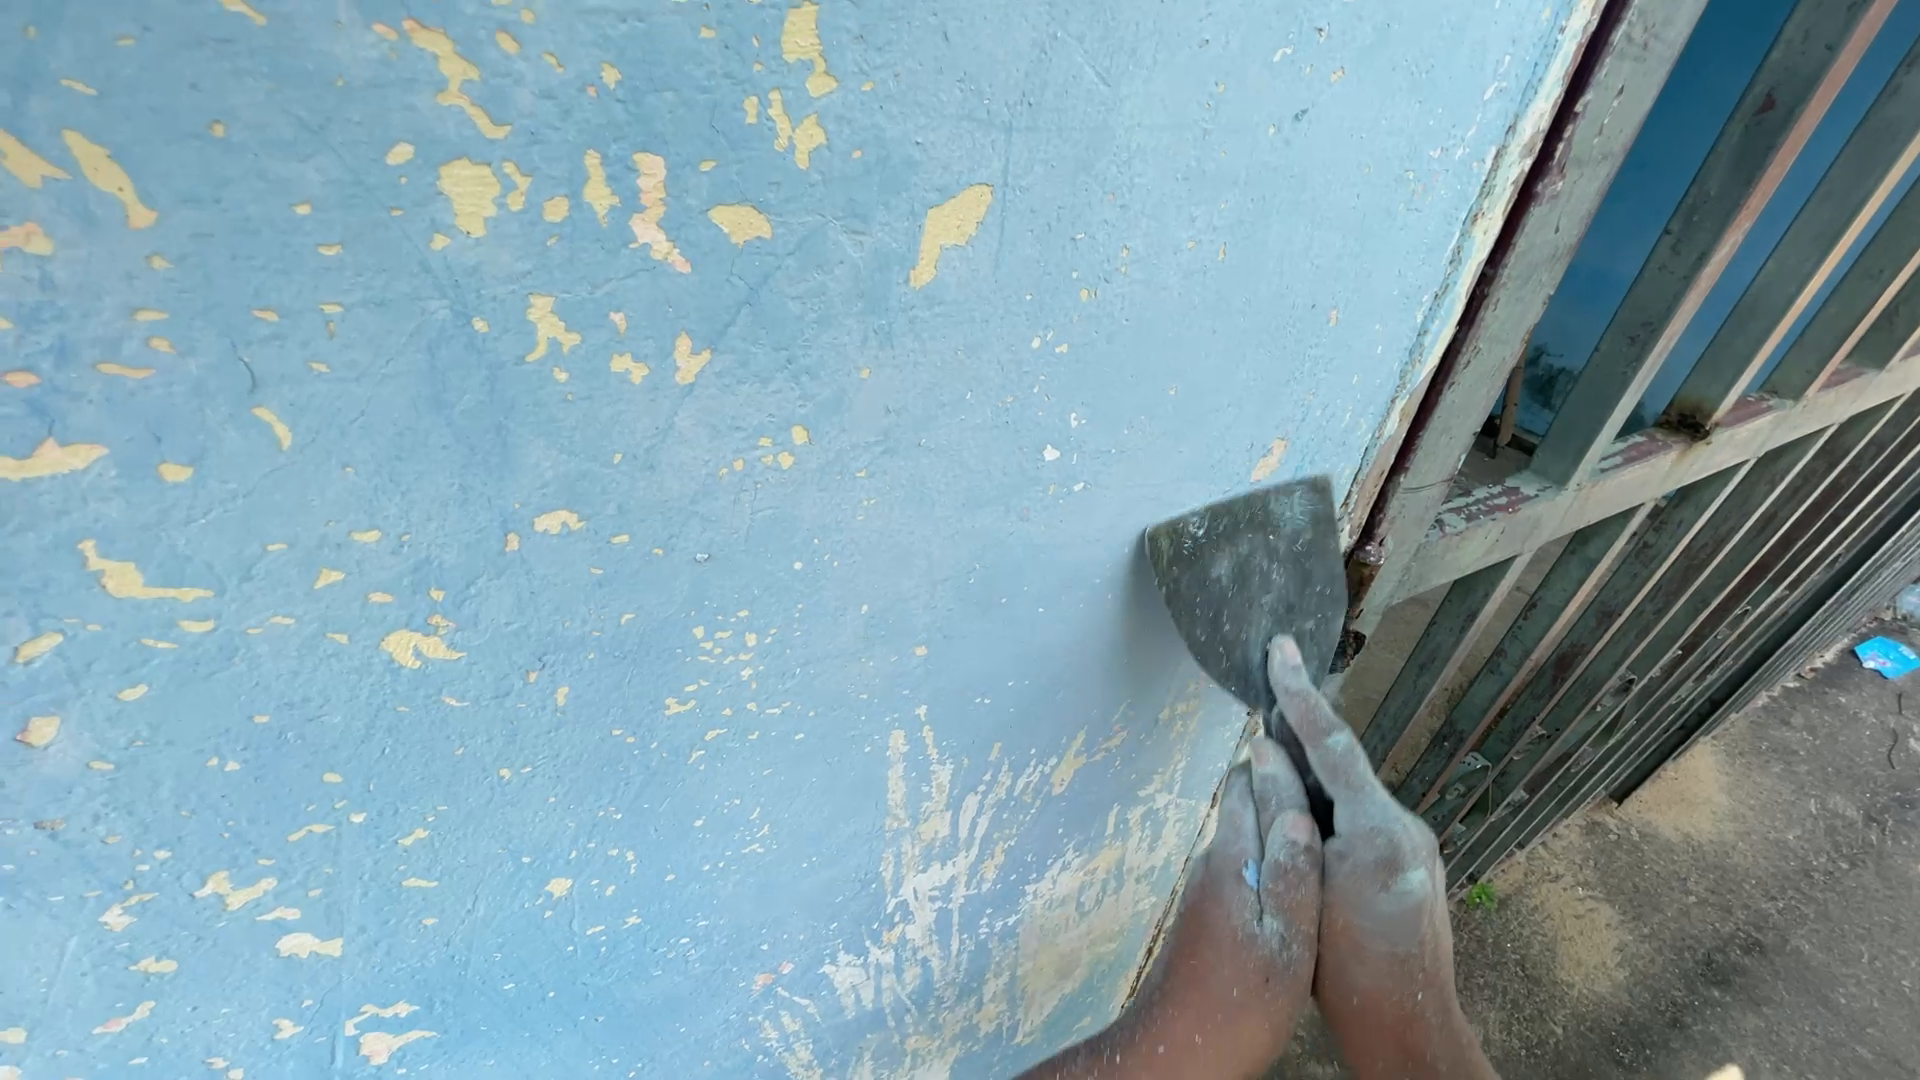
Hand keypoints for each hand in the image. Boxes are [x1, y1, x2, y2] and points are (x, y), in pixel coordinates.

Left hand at [1018, 735, 1321, 1079]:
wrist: (1179, 1044)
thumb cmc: (1239, 1001)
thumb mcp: (1284, 945)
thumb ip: (1292, 875)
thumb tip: (1299, 812)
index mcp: (1232, 859)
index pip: (1252, 787)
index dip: (1276, 757)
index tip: (1299, 724)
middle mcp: (1213, 859)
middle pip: (1242, 801)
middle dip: (1272, 777)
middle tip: (1318, 766)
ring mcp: (1206, 882)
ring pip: (1241, 829)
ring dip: (1270, 812)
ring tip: (1315, 809)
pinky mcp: (1207, 906)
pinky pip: (1239, 857)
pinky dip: (1264, 845)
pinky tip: (1290, 863)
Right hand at [1267, 635, 1496, 1079]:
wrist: (1409, 1031)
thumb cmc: (1345, 968)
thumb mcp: (1302, 884)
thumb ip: (1285, 815)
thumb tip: (1263, 756)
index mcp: (1379, 828)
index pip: (1331, 744)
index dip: (1299, 692)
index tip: (1280, 647)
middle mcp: (1404, 825)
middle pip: (1341, 762)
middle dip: (1299, 728)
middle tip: (1264, 691)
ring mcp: (1412, 846)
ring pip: (1347, 790)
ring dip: (1306, 769)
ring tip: (1268, 753)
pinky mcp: (1407, 864)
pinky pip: (1356, 814)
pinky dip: (1322, 800)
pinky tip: (1296, 807)